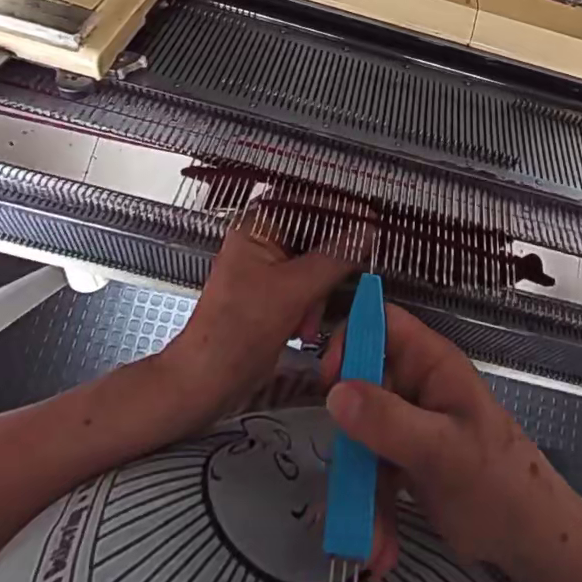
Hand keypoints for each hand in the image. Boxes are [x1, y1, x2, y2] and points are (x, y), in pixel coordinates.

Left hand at [157, 209, 371, 428]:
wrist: (211, 377)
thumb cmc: (240, 327)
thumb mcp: (294, 289)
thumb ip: (334, 257)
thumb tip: (366, 230)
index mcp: (255, 227)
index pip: (304, 203)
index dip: (338, 210)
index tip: (370, 219)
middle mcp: (260, 242)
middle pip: (312, 236)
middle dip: (327, 266)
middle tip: (341, 283)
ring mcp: (265, 270)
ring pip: (313, 266)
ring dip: (318, 294)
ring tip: (308, 322)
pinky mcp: (271, 297)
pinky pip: (305, 290)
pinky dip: (310, 308)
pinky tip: (303, 330)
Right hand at [323, 305, 581, 574]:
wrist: (532, 546)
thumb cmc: (499, 484)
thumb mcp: (442, 450)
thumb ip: (389, 420)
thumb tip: (334, 393)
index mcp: (430, 362)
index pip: (382, 322)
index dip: (352, 338)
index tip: (331, 378)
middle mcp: (413, 384)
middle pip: (359, 381)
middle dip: (349, 432)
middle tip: (345, 465)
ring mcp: (405, 421)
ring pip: (359, 433)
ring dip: (359, 485)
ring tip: (370, 538)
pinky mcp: (400, 456)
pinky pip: (369, 467)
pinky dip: (370, 505)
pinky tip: (380, 546)